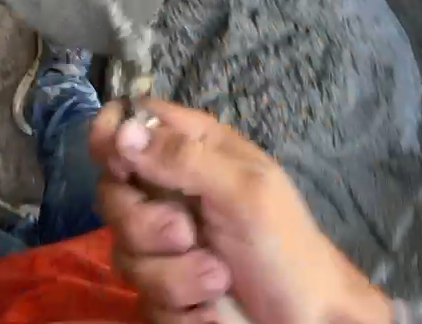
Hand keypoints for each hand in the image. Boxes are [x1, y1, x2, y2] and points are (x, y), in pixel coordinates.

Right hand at [88, 99, 393, 323]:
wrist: (310, 322)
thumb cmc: (287, 245)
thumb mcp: (243, 191)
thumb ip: (182, 157)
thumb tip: (122, 130)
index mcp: (189, 146)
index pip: (127, 119)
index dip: (110, 136)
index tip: (120, 166)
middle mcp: (166, 185)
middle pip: (111, 189)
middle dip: (144, 224)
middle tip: (186, 234)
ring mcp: (160, 239)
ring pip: (122, 249)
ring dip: (171, 275)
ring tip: (217, 278)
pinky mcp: (160, 285)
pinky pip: (140, 294)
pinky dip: (177, 306)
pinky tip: (210, 306)